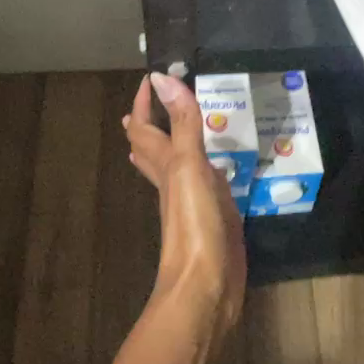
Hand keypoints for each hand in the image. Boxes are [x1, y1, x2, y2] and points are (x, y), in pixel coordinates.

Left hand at [124, 72, 245, 336]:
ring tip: (181, 132)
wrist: (206, 286)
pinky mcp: (215, 218)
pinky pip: (206, 186)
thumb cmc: (194, 224)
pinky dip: (206, 172)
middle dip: (152, 126)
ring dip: (176, 147)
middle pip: (154, 150)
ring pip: (177, 167)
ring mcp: (193, 202)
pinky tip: (218, 172)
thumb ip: (182, 123)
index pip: (147, 129)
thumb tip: (161, 77)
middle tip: (154, 106)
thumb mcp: (188, 166)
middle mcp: (174, 181)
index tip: (150, 79)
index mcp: (166, 166)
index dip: (146, 104)